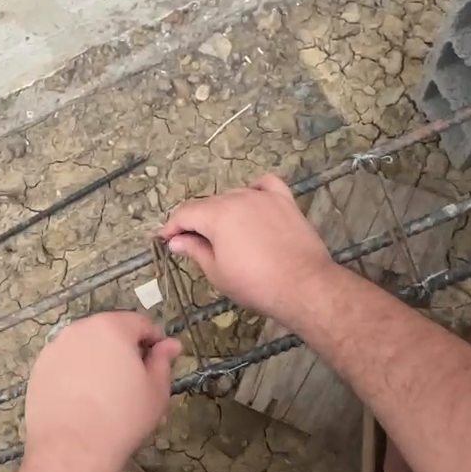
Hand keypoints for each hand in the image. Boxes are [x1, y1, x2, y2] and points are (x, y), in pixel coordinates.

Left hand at [22, 312, 180, 471]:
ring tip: (108, 396)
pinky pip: (66, 364)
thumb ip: (163, 361)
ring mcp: (54, 349)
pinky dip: (77, 375)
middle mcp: (79, 329)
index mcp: (111, 327)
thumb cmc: (122, 418)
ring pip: (86, 348)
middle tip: (135, 384)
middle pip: (110, 333)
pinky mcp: (39, 369)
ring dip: (100, 362)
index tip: (158, 365)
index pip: (139, 323)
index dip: (154, 342)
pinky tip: (83, 402)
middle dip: (125, 352)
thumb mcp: (155, 390)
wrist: (71, 450)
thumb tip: (170, 344)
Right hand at [160, 174, 340, 324]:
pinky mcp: (285, 201)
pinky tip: (251, 202)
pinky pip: (265, 185)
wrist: (304, 286)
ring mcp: (263, 197)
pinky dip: (254, 190)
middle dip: (196, 222)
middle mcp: (238, 197)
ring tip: (224, 233)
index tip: (166, 239)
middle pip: (208, 204)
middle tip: (193, 243)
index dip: (172, 226)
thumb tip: (175, 240)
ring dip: (222, 211)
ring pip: (233, 195)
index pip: (185, 213)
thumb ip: (194, 250)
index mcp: (217, 214)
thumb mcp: (217, 272)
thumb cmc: (256, 284)